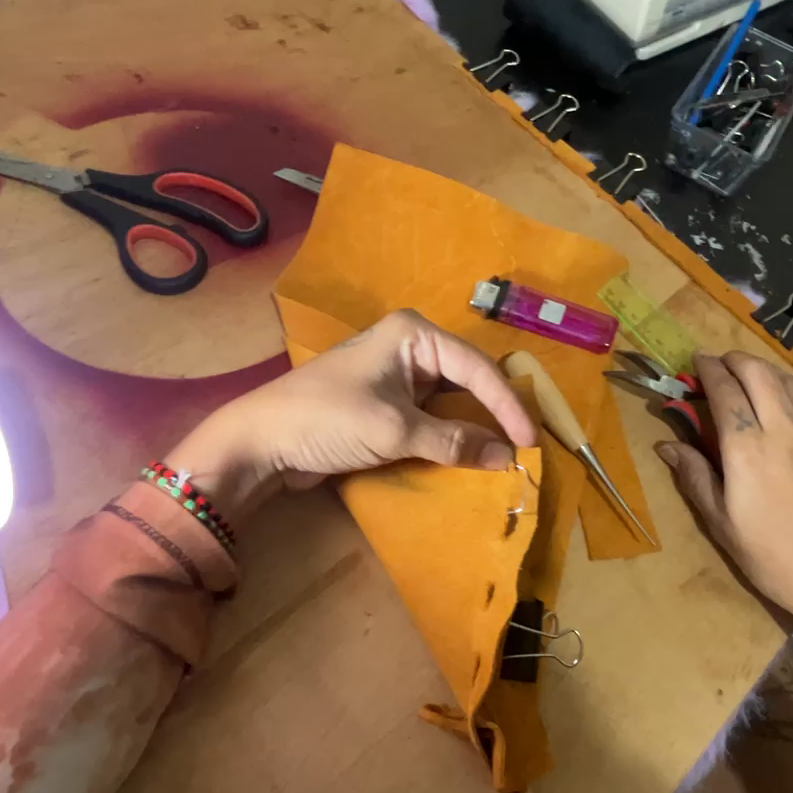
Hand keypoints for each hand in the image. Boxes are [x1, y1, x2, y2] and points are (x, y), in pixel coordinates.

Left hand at [165, 311, 537, 516]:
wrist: (261, 442)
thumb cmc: (327, 419)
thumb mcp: (394, 430)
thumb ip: (453, 443)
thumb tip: (507, 459)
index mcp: (413, 334)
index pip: (476, 368)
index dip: (506, 405)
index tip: (530, 442)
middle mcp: (411, 346)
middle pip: (469, 379)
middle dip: (496, 412)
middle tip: (526, 445)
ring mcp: (399, 373)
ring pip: (453, 399)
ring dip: (475, 426)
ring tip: (507, 452)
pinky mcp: (389, 401)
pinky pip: (433, 415)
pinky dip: (451, 435)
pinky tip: (471, 454)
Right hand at [656, 351, 792, 673]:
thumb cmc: (778, 560)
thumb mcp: (723, 526)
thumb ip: (695, 477)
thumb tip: (666, 445)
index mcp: (746, 448)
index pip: (724, 390)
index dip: (708, 370)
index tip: (697, 361)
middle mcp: (783, 428)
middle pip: (758, 373)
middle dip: (736, 360)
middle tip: (721, 363)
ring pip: (789, 381)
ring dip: (765, 369)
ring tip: (750, 375)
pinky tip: (790, 399)